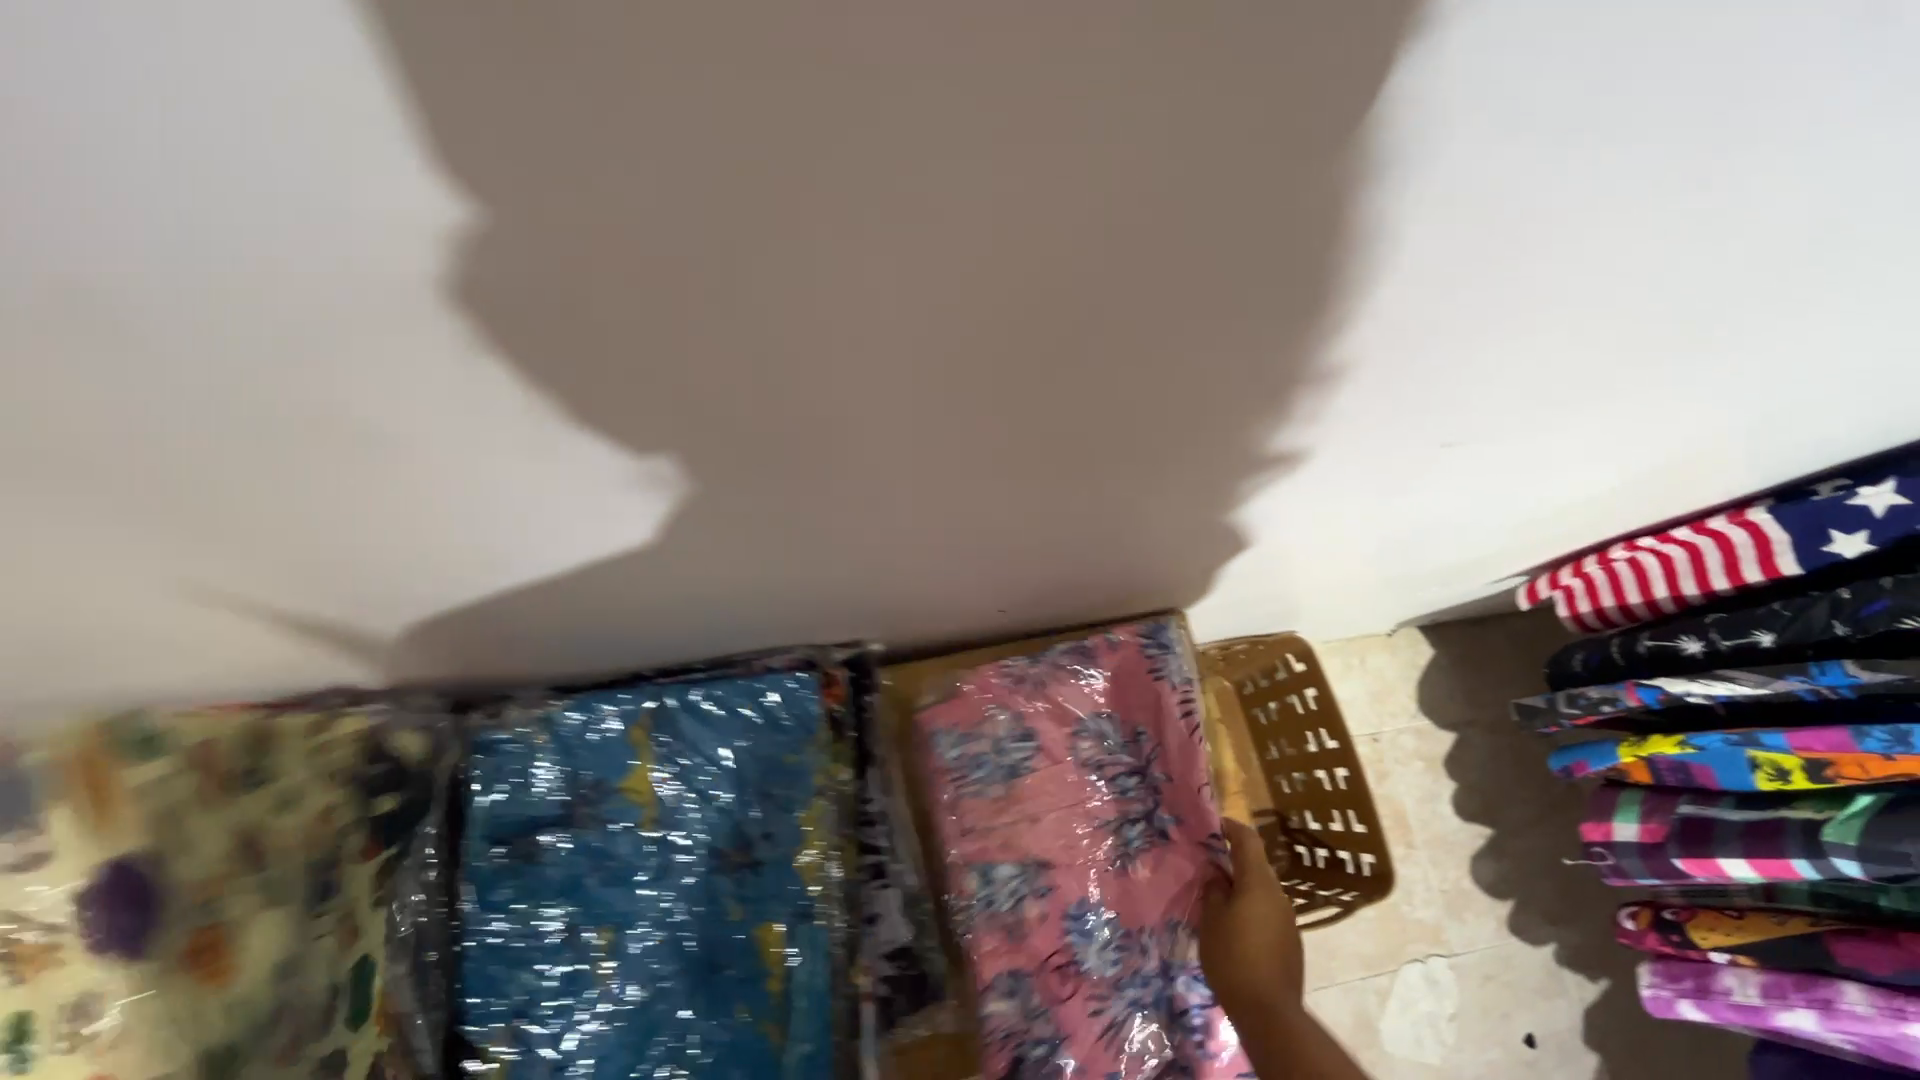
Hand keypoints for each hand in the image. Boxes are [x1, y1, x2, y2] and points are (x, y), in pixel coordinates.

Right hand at [1199, 817, 1304, 1018]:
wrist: (1269, 1011)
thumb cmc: (1233, 957)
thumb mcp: (1211, 919)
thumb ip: (1214, 890)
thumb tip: (1217, 874)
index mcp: (1258, 883)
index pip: (1248, 840)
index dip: (1231, 827)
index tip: (1213, 825)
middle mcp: (1278, 895)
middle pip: (1255, 867)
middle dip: (1232, 863)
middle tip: (1206, 868)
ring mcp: (1288, 920)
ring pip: (1261, 892)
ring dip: (1240, 889)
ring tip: (1215, 901)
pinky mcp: (1290, 942)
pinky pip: (1267, 913)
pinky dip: (1249, 911)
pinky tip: (1233, 930)